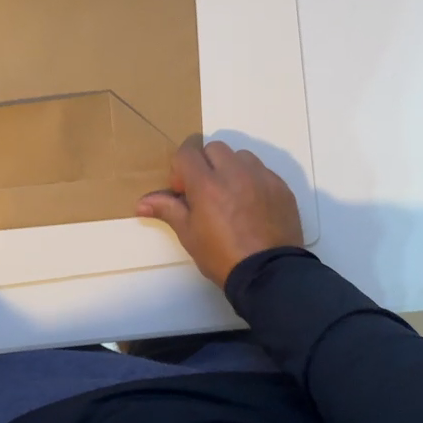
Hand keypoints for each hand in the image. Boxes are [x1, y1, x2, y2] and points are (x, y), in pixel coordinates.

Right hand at [135, 139, 302, 287]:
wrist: (268, 274)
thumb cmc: (221, 256)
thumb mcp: (189, 234)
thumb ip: (167, 209)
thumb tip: (141, 203)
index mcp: (206, 184)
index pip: (187, 152)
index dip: (180, 168)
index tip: (183, 190)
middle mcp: (235, 172)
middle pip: (214, 148)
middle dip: (205, 164)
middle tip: (205, 192)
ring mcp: (262, 177)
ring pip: (241, 156)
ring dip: (230, 168)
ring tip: (230, 196)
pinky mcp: (282, 187)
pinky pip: (262, 171)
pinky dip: (252, 180)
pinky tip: (251, 206)